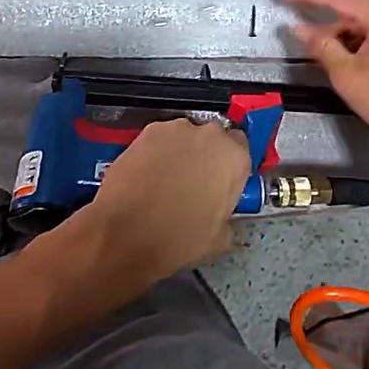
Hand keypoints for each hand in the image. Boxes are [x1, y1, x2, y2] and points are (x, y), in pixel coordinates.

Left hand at [73, 118, 251, 280]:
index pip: (242, 147)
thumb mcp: (219, 238)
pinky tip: (147, 176)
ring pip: (185, 136)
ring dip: (180, 152)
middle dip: (205, 156)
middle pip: (213, 138)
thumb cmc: (175, 238)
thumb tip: (220, 218)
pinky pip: (159, 139)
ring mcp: (177, 130)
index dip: (230, 165)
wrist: (127, 233)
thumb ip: (227, 216)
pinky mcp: (147, 131)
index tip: (222, 178)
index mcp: (234, 159)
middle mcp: (209, 136)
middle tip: (194, 182)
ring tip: (166, 181)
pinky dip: (155, 152)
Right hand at [281, 0, 368, 152]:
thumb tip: (300, 29)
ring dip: (343, 35)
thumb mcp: (347, 75)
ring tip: (325, 55)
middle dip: (326, 24)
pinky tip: (347, 58)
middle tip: (302, 37)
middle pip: (354, 10)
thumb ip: (321, 46)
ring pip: (366, 22)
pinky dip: (360, 41)